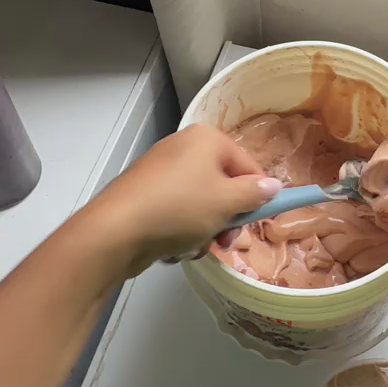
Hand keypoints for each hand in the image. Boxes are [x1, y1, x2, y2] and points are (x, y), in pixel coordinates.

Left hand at [78, 124, 280, 278]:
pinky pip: (176, 212)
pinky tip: (172, 248)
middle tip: (224, 242)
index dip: (256, 196)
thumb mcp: (226, 202)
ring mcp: (162, 170)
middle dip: (226, 218)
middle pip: (223, 185)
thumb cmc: (178, 208)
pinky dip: (180, 231)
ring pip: (200, 203)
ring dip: (204, 230)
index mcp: (207, 139)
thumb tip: (274, 186)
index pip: (248, 166)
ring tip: (192, 246)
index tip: (255, 225)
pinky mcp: (145, 194)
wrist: (114, 231)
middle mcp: (184, 147)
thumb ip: (254, 194)